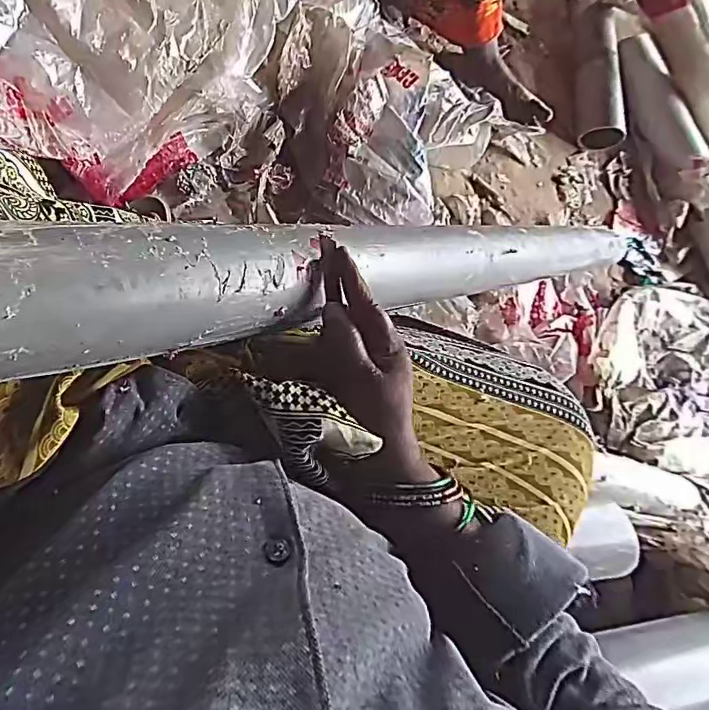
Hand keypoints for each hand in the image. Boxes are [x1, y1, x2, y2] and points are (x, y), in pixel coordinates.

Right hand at [315, 237, 439, 484]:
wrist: (385, 462)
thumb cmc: (378, 422)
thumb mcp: (364, 382)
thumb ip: (348, 344)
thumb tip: (333, 309)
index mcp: (384, 342)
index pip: (362, 299)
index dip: (347, 273)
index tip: (335, 247)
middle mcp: (376, 344)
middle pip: (356, 302)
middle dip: (342, 276)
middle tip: (327, 249)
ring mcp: (366, 357)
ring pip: (347, 319)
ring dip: (336, 296)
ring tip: (323, 273)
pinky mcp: (354, 371)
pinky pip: (339, 338)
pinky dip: (330, 322)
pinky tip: (324, 314)